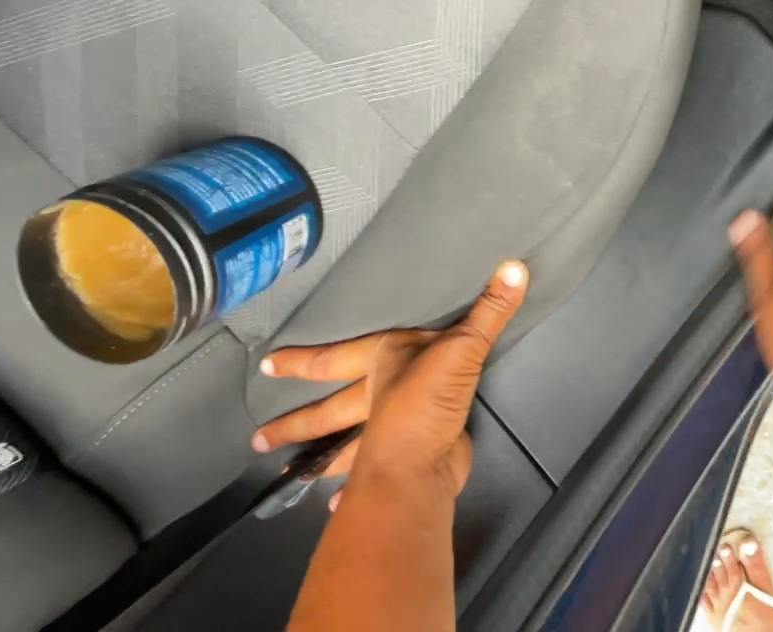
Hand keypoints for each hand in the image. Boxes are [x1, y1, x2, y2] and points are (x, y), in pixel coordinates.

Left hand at [252, 260, 528, 501]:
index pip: (333, 358)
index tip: (266, 365)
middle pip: (329, 412)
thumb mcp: (463, 346)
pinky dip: (353, 491)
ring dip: (322, 462)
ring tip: (297, 477)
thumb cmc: (426, 399)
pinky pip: (371, 478)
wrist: (427, 462)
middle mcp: (375, 400)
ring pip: (345, 448)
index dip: (302, 360)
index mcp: (381, 366)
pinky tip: (338, 505)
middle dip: (296, 424)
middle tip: (257, 442)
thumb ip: (490, 309)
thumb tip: (516, 266)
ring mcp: (384, 438)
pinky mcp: (402, 465)